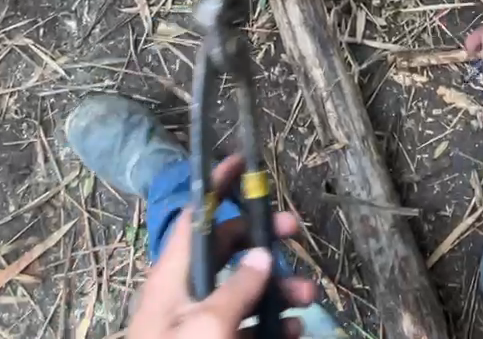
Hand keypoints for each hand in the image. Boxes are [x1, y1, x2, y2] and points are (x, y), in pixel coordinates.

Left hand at [128, 155, 316, 338]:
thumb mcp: (207, 327)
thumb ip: (238, 288)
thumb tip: (262, 255)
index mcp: (175, 276)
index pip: (198, 216)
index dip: (217, 186)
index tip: (241, 160)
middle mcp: (186, 295)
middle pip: (228, 250)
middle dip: (263, 240)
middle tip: (294, 232)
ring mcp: (198, 327)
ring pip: (243, 292)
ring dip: (278, 290)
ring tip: (307, 300)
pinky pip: (246, 329)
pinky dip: (272, 326)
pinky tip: (294, 332)